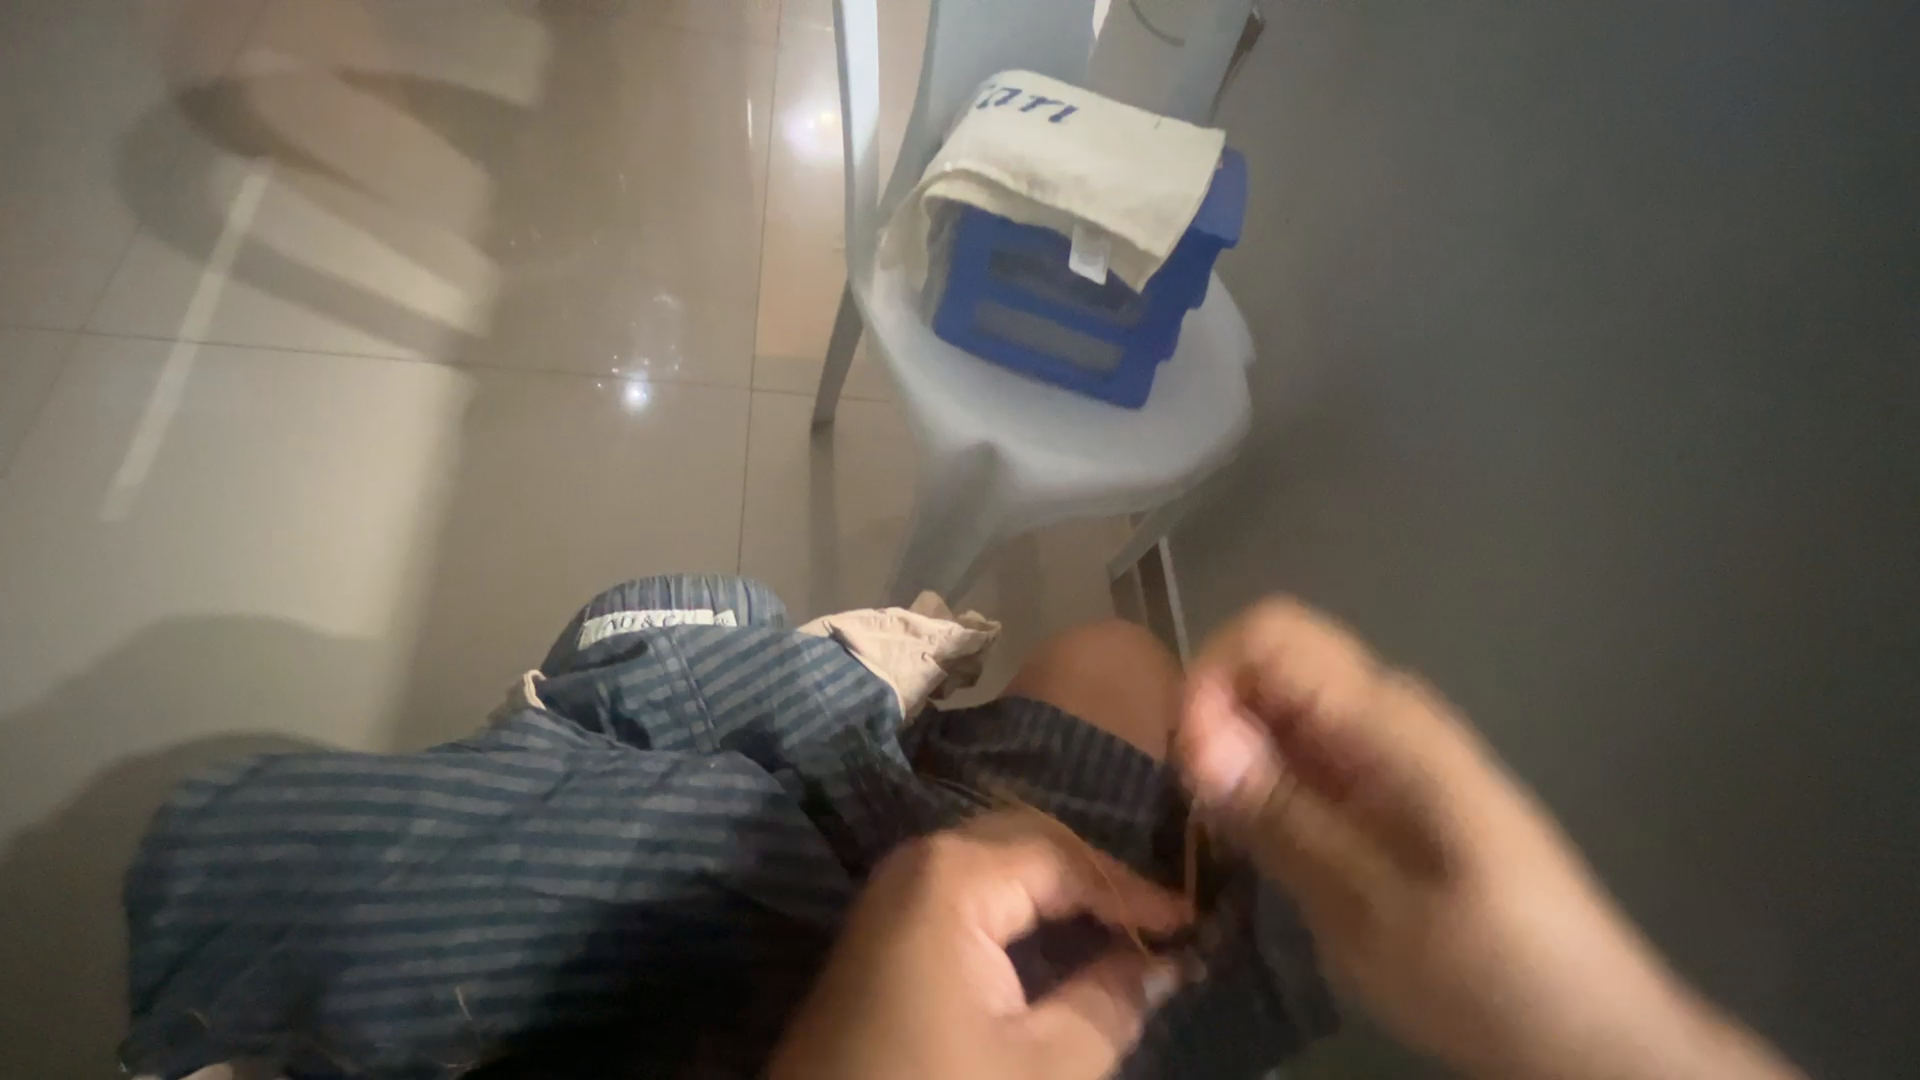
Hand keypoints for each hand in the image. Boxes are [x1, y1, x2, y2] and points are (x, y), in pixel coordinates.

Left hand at [767, 810, 1192, 1079]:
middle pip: (1030, 845)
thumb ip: (1110, 1000)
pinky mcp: (889, 926)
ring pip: (1000, 866)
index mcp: (955, 874)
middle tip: (1161, 924)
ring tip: (1124, 933)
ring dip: (1060, 896)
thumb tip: (1164, 962)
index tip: (1193, 922)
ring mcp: (897, 889)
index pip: (1064, 858)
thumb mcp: (1044, 1069)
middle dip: (1096, 881)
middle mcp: (921, 859)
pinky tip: (1059, 947)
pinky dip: (1020, 915)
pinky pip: (969, 895)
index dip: (1132, 890)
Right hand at [1174, 598, 1802, 1079]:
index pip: (1270, 635)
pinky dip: (1244, 770)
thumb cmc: (1499, 974)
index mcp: (1391, 724)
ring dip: (1221, 745)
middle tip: (1197, 802)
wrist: (1589, 1031)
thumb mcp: (1379, 913)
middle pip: (1260, 659)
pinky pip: (1282, 741)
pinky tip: (1247, 830)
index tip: (1191, 765)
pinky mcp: (1363, 777)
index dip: (1211, 679)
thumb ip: (1285, 819)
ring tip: (1218, 825)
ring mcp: (1371, 743)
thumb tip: (1196, 742)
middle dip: (1207, 713)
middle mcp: (1377, 712)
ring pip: (1264, 699)